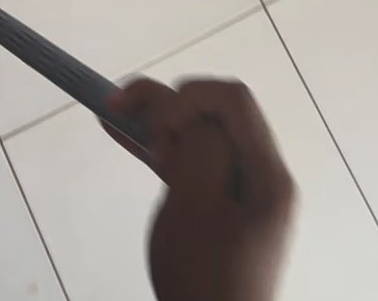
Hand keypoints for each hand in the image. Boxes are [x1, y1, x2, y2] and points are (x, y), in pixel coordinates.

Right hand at [105, 78, 295, 300]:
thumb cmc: (205, 280)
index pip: (232, 100)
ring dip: (153, 119)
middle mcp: (256, 174)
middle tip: (126, 120)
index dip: (188, 97)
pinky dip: (152, 144)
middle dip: (164, 104)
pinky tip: (118, 131)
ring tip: (111, 113)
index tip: (159, 129)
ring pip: (191, 131)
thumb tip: (190, 118)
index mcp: (266, 174)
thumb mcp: (197, 208)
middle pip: (209, 111)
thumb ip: (200, 149)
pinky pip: (182, 159)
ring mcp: (234, 190)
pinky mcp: (211, 205)